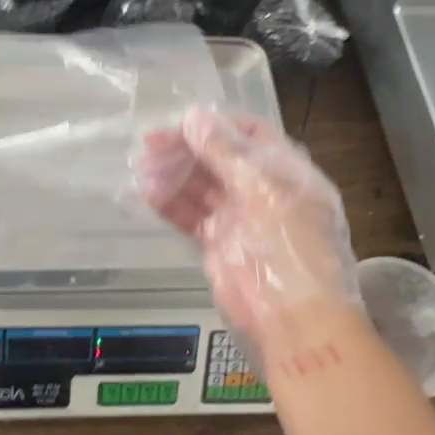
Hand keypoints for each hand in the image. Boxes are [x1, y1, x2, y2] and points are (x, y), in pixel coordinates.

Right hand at [138, 108, 358, 339]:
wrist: (293, 317)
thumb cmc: (290, 245)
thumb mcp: (264, 189)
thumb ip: (227, 152)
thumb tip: (195, 117)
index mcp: (287, 171)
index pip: (249, 135)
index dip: (216, 125)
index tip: (181, 122)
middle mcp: (264, 190)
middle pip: (220, 158)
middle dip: (186, 149)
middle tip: (149, 144)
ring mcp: (241, 218)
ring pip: (201, 186)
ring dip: (173, 174)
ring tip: (141, 167)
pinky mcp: (219, 244)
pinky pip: (191, 216)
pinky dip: (170, 203)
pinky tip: (147, 192)